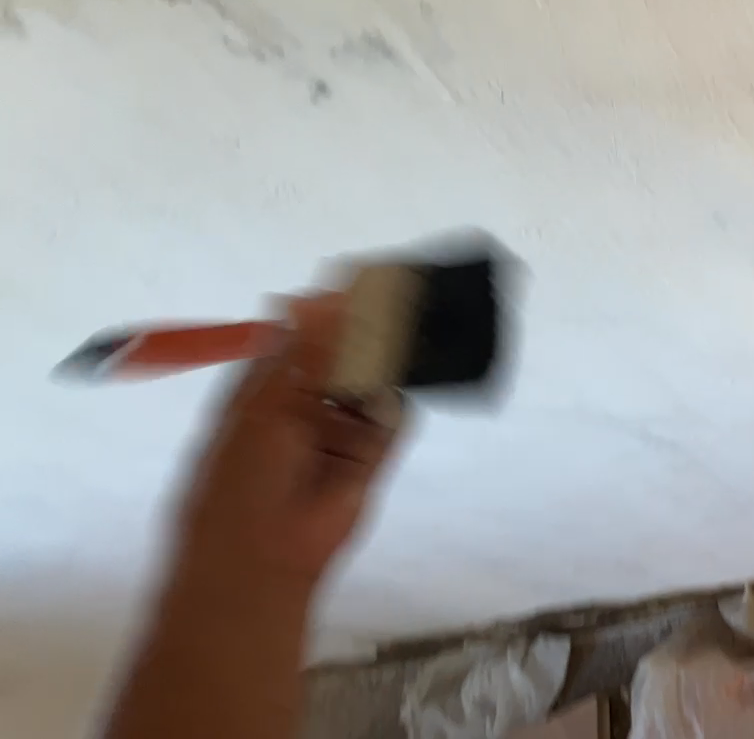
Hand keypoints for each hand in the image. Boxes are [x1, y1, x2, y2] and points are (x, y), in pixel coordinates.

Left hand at [173, 294, 405, 593]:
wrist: (262, 561)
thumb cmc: (240, 483)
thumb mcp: (262, 411)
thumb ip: (297, 358)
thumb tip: (305, 297)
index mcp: (262, 396)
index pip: (297, 342)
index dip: (323, 314)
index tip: (354, 283)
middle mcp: (304, 409)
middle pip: (341, 360)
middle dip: (365, 335)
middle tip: (398, 299)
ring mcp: (341, 431)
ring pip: (372, 385)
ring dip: (390, 363)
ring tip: (417, 326)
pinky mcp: (373, 453)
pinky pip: (395, 418)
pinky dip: (404, 399)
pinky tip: (422, 370)